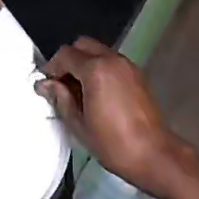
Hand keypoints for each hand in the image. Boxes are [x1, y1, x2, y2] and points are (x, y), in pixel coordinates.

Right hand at [37, 37, 198, 198]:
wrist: (154, 154)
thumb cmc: (113, 143)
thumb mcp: (79, 124)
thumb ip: (61, 99)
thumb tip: (44, 84)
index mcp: (95, 69)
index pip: (66, 54)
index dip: (52, 67)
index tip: (48, 84)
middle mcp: (112, 59)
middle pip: (82, 44)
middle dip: (69, 59)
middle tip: (62, 84)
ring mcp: (127, 64)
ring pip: (98, 50)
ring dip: (85, 62)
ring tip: (80, 91)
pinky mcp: (137, 73)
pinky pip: (112, 60)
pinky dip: (100, 67)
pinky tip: (99, 93)